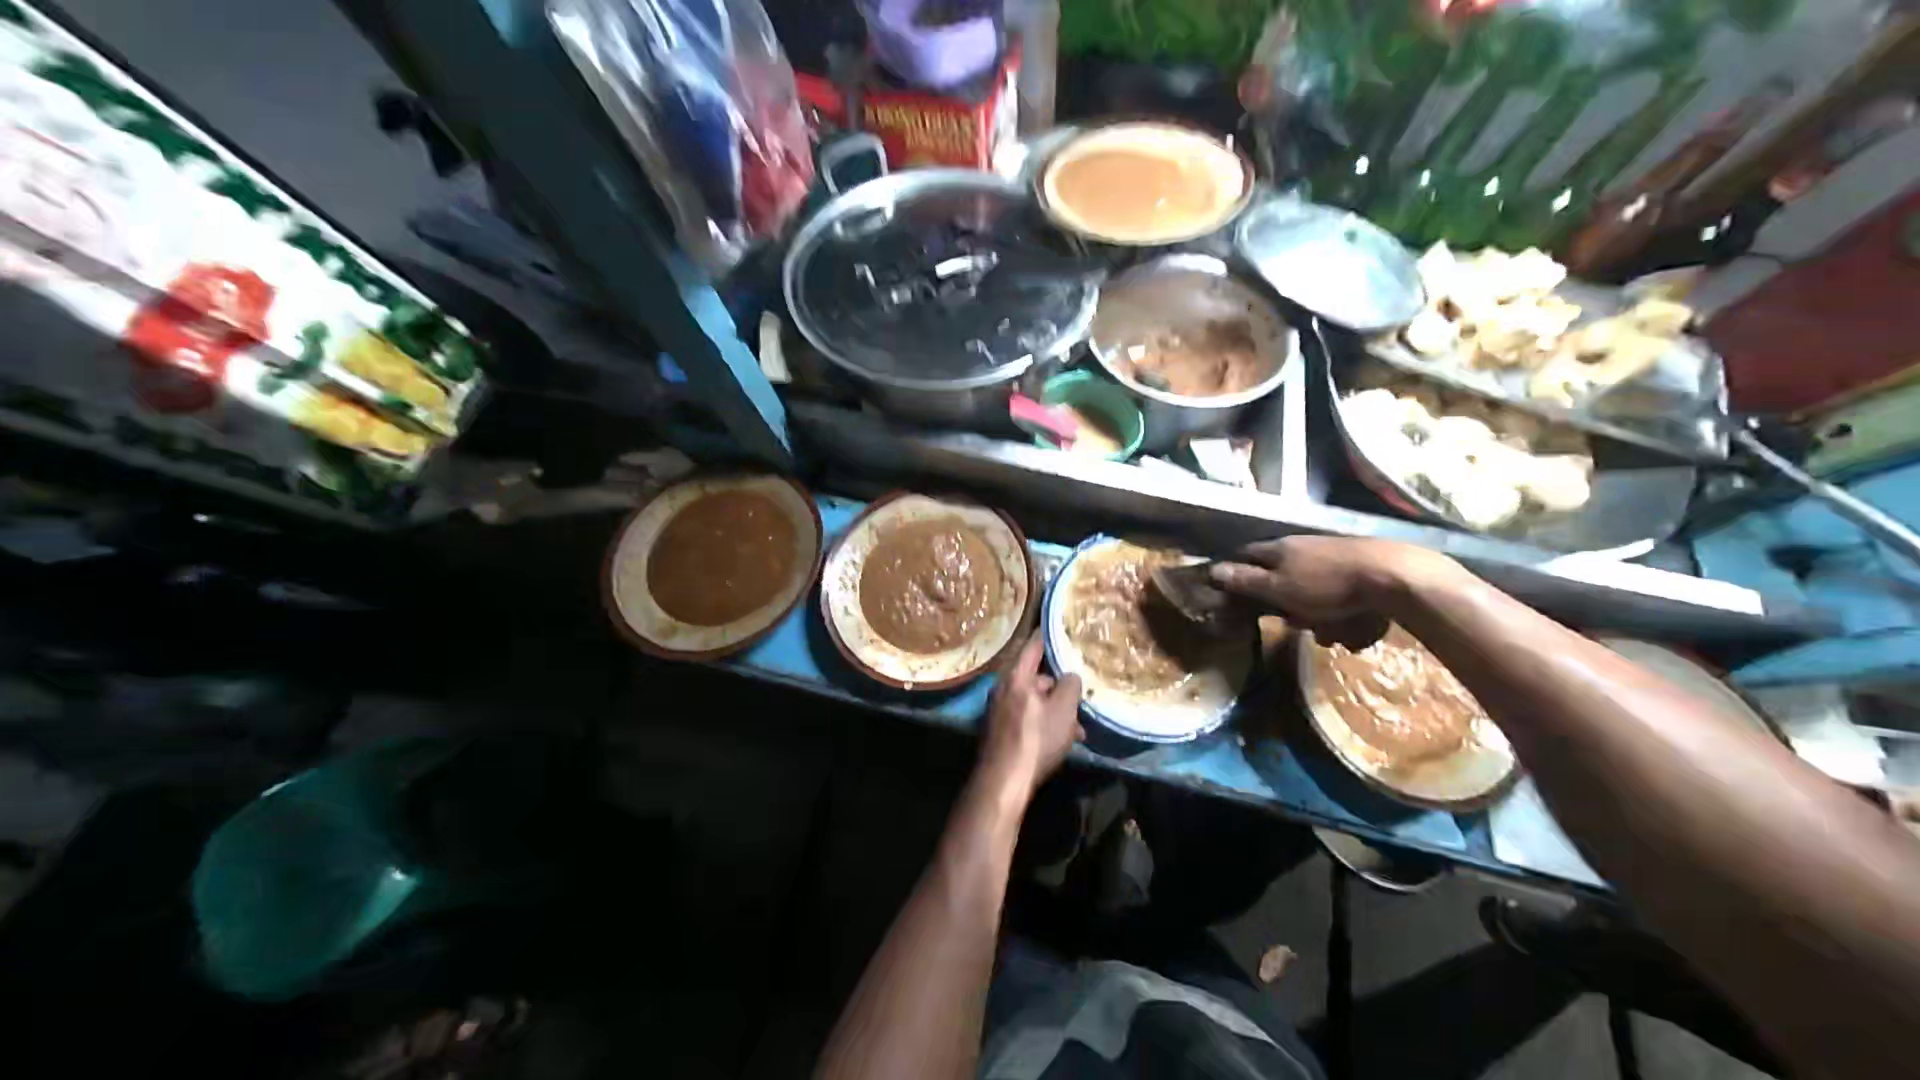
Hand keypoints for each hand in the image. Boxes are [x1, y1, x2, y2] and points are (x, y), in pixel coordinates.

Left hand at [980, 631, 1083, 798]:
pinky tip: (1061, 741)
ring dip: (1054, 709)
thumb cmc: (1035, 739)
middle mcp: (1002, 687)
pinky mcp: (999, 730)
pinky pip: (1025, 716)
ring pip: (1032, 700)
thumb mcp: (1064, 710)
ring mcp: (997, 709)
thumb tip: (1070, 675)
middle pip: (1035, 675)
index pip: (1034, 645)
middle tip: (1079, 692)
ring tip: (1078, 727)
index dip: (1050, 636)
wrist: (1003, 781)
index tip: (1062, 627)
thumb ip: (1070, 685)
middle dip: (1059, 684)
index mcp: (1016, 676)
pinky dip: (1043, 722)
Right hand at [1208, 536, 1461, 648]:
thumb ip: (1246, 581)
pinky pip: (1339, 593)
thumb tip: (1213, 570)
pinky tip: (1353, 626)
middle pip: (1280, 576)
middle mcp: (1303, 547)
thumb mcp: (1278, 588)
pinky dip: (1340, 611)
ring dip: (1315, 613)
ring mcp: (1332, 555)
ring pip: (1311, 589)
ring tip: (1329, 633)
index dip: (1234, 572)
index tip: (1229, 592)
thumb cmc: (1326, 585)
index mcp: (1279, 548)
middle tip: (1290, 622)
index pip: (1245, 555)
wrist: (1393, 576)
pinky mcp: (1359, 567)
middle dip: (1283, 603)